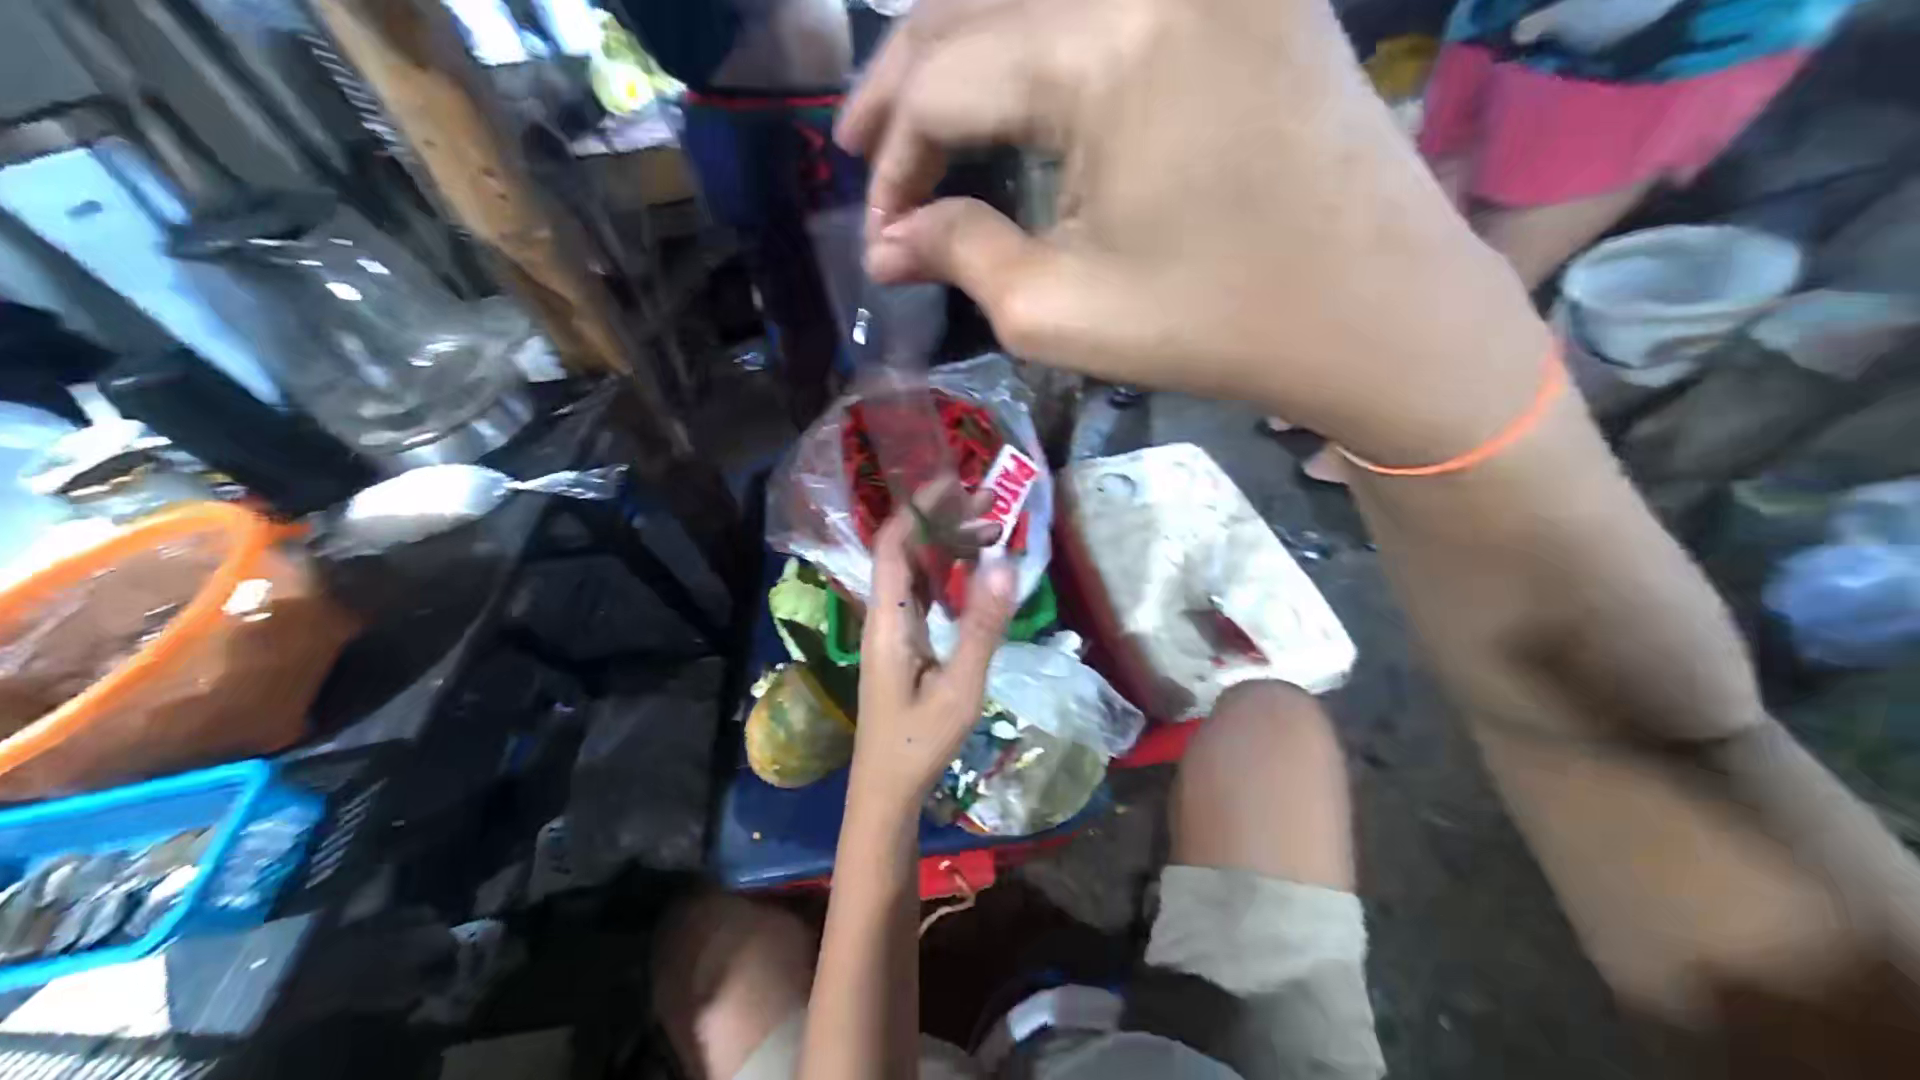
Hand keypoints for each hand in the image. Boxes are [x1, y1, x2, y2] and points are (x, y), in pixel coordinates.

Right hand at [837, 0, 1553, 467]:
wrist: (1377, 312)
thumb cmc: (1216, 326)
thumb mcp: (1060, 311)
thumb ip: (959, 254)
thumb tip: (889, 241)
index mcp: (1108, 46)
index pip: (943, 79)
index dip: (892, 160)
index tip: (880, 234)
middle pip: (975, 6)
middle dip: (905, 88)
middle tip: (865, 151)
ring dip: (962, 53)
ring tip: (920, 120)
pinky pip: (1102, 3)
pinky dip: (1034, 42)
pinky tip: (1010, 86)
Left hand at [853, 511, 1016, 809]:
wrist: (886, 790)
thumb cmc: (919, 742)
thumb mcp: (960, 687)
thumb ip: (982, 627)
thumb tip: (1005, 565)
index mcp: (888, 620)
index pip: (895, 545)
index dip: (921, 508)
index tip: (957, 482)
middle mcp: (884, 616)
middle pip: (906, 552)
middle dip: (943, 521)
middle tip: (991, 502)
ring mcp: (892, 631)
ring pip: (916, 573)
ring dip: (948, 547)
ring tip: (992, 529)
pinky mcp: (903, 646)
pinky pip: (923, 596)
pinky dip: (948, 575)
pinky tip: (974, 572)